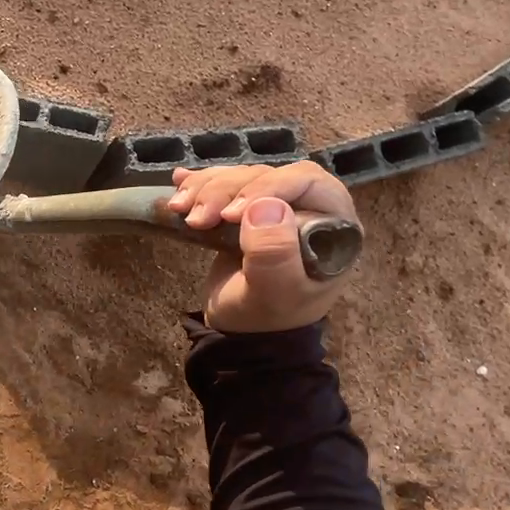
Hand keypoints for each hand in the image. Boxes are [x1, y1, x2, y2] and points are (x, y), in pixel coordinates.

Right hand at [166, 161, 358, 332]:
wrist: (241, 334)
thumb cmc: (265, 316)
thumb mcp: (273, 292)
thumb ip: (274, 254)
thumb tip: (264, 207)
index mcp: (332, 224)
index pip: (305, 182)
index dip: (266, 188)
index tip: (228, 215)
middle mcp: (305, 209)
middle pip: (265, 175)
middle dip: (224, 189)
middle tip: (195, 219)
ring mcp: (271, 209)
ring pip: (238, 177)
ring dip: (203, 188)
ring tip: (177, 211)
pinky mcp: (240, 215)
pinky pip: (221, 185)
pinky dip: (197, 183)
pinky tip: (177, 183)